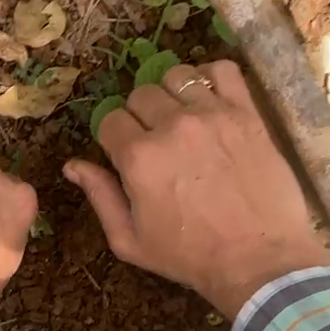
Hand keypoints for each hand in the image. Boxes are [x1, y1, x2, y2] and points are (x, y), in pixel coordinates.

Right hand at [64, 60, 329, 317]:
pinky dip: (210, 78)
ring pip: (177, 77)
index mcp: (138, 158)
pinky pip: (223, 71)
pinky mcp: (247, 113)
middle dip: (140, 116)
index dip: (113, 138)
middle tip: (155, 142)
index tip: (125, 155)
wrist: (257, 259)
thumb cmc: (188, 257)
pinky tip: (209, 101)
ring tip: (182, 118)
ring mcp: (212, 115)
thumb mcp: (130, 241)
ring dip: (172, 94)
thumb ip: (100, 197)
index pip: (110, 120)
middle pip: (141, 95)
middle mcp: (172, 126)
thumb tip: (72, 165)